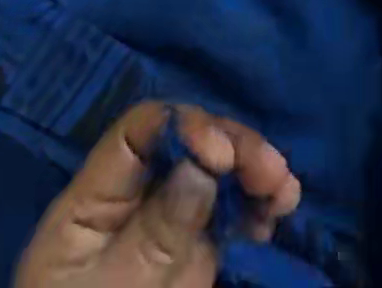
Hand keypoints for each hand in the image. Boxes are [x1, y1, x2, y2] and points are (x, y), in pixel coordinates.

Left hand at [14, 101, 303, 287]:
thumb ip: (153, 235)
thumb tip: (201, 168)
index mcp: (96, 198)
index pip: (137, 132)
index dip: (183, 125)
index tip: (222, 153)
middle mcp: (135, 199)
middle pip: (184, 144)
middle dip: (232, 144)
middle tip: (273, 172)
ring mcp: (166, 226)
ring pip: (212, 173)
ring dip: (252, 170)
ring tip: (285, 190)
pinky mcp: (193, 256)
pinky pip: (227, 215)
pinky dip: (255, 205)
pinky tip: (276, 211)